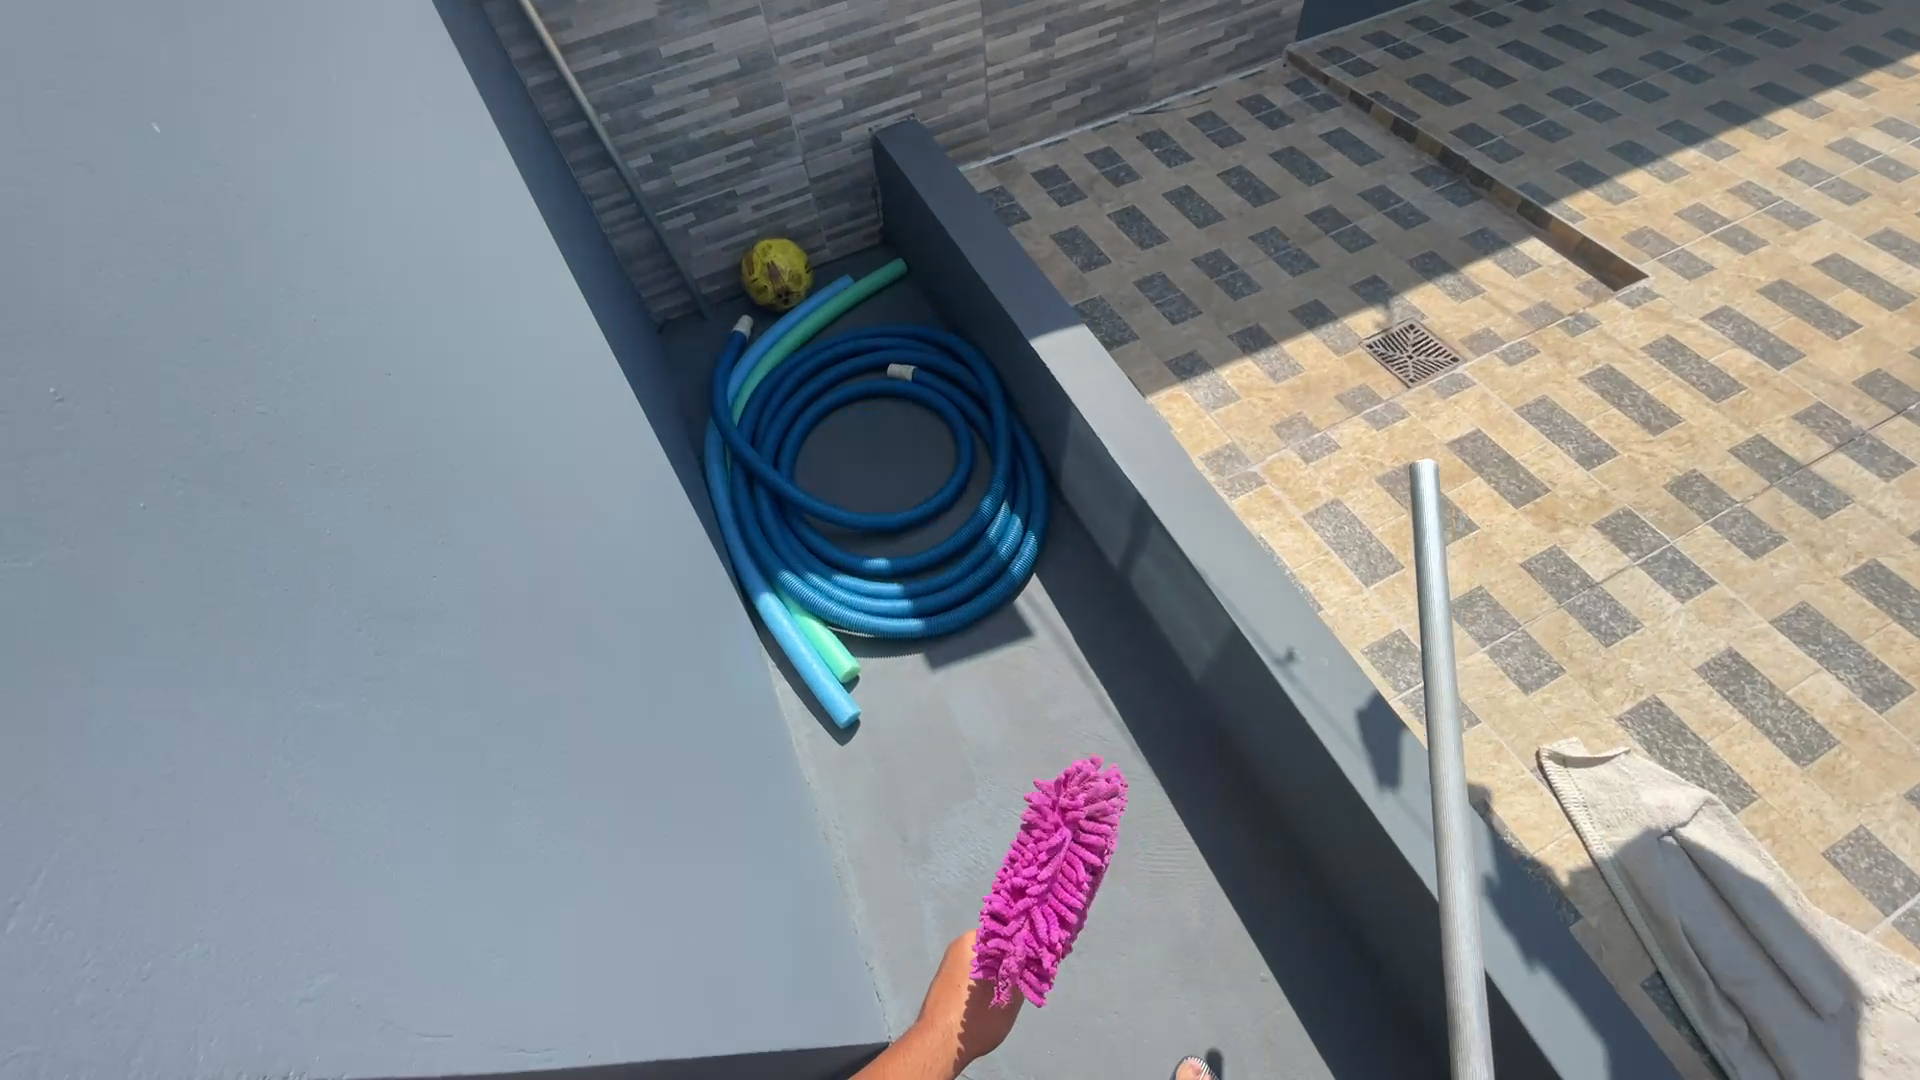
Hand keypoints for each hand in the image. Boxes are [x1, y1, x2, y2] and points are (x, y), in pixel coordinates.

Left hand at [910, 930, 1022, 1071]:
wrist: (938, 1044)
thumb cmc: (976, 1018)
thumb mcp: (1010, 997)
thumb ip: (1023, 973)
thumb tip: (1033, 957)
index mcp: (974, 938)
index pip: (1007, 929)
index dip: (1025, 941)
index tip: (1038, 954)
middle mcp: (960, 943)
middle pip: (995, 943)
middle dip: (1012, 956)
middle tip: (1029, 972)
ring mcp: (951, 960)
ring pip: (985, 958)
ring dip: (1000, 968)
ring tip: (1015, 985)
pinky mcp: (947, 977)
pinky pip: (974, 969)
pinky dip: (986, 977)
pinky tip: (996, 994)